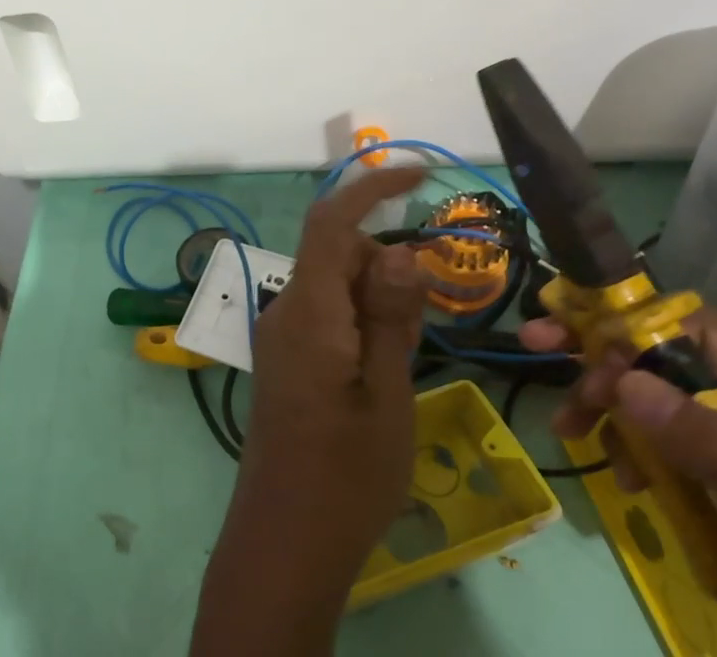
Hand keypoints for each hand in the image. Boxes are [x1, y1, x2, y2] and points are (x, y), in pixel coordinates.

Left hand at [192, 167, 431, 656]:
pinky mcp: (285, 365)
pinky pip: (324, 316)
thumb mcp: (387, 395)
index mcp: (308, 312)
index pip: (331, 223)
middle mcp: (284, 314)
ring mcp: (280, 340)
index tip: (421, 174)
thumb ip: (390, 318)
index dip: (371, 188)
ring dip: (376, 290)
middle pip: (334, 253)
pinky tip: (387, 359)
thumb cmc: (347, 475)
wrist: (284, 541)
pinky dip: (360, 316)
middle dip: (386, 254)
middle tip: (437, 298)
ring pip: (331, 285)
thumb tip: (401, 249)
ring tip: (416, 340)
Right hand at [521, 310, 716, 656]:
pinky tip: (627, 478)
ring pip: (675, 406)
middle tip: (538, 356)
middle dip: (612, 362)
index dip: (635, 328)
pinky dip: (645, 455)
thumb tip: (623, 379)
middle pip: (683, 362)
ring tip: (571, 432)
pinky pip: (686, 454)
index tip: (567, 343)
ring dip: (619, 412)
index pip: (711, 336)